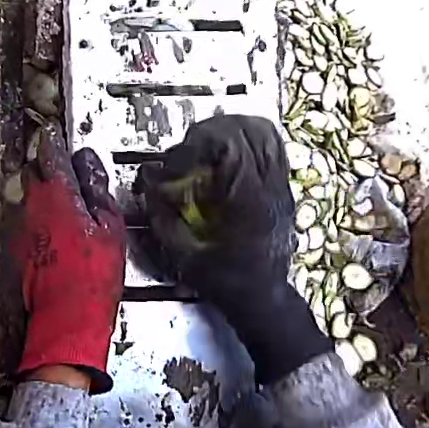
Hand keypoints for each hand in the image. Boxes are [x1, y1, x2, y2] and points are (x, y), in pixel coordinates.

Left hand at [10, 127, 126, 392]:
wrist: (65, 318)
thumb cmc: (93, 274)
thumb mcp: (109, 228)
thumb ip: (97, 190)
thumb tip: (87, 162)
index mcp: (56, 195)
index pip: (49, 154)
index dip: (52, 139)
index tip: (54, 131)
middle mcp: (31, 205)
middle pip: (33, 171)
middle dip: (46, 164)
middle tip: (66, 166)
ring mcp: (21, 225)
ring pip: (27, 195)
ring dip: (42, 190)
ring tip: (66, 197)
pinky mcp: (18, 244)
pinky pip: (28, 217)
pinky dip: (40, 213)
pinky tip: (58, 225)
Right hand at [137, 115, 331, 384]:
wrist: (262, 299)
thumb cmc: (224, 281)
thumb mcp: (182, 255)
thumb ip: (163, 217)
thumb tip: (148, 182)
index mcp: (248, 203)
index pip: (230, 145)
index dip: (195, 144)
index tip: (174, 164)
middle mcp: (270, 188)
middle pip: (248, 128)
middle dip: (208, 132)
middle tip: (186, 152)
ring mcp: (280, 185)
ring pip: (263, 130)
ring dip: (228, 130)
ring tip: (203, 148)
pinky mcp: (280, 186)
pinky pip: (269, 144)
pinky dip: (243, 139)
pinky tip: (222, 156)